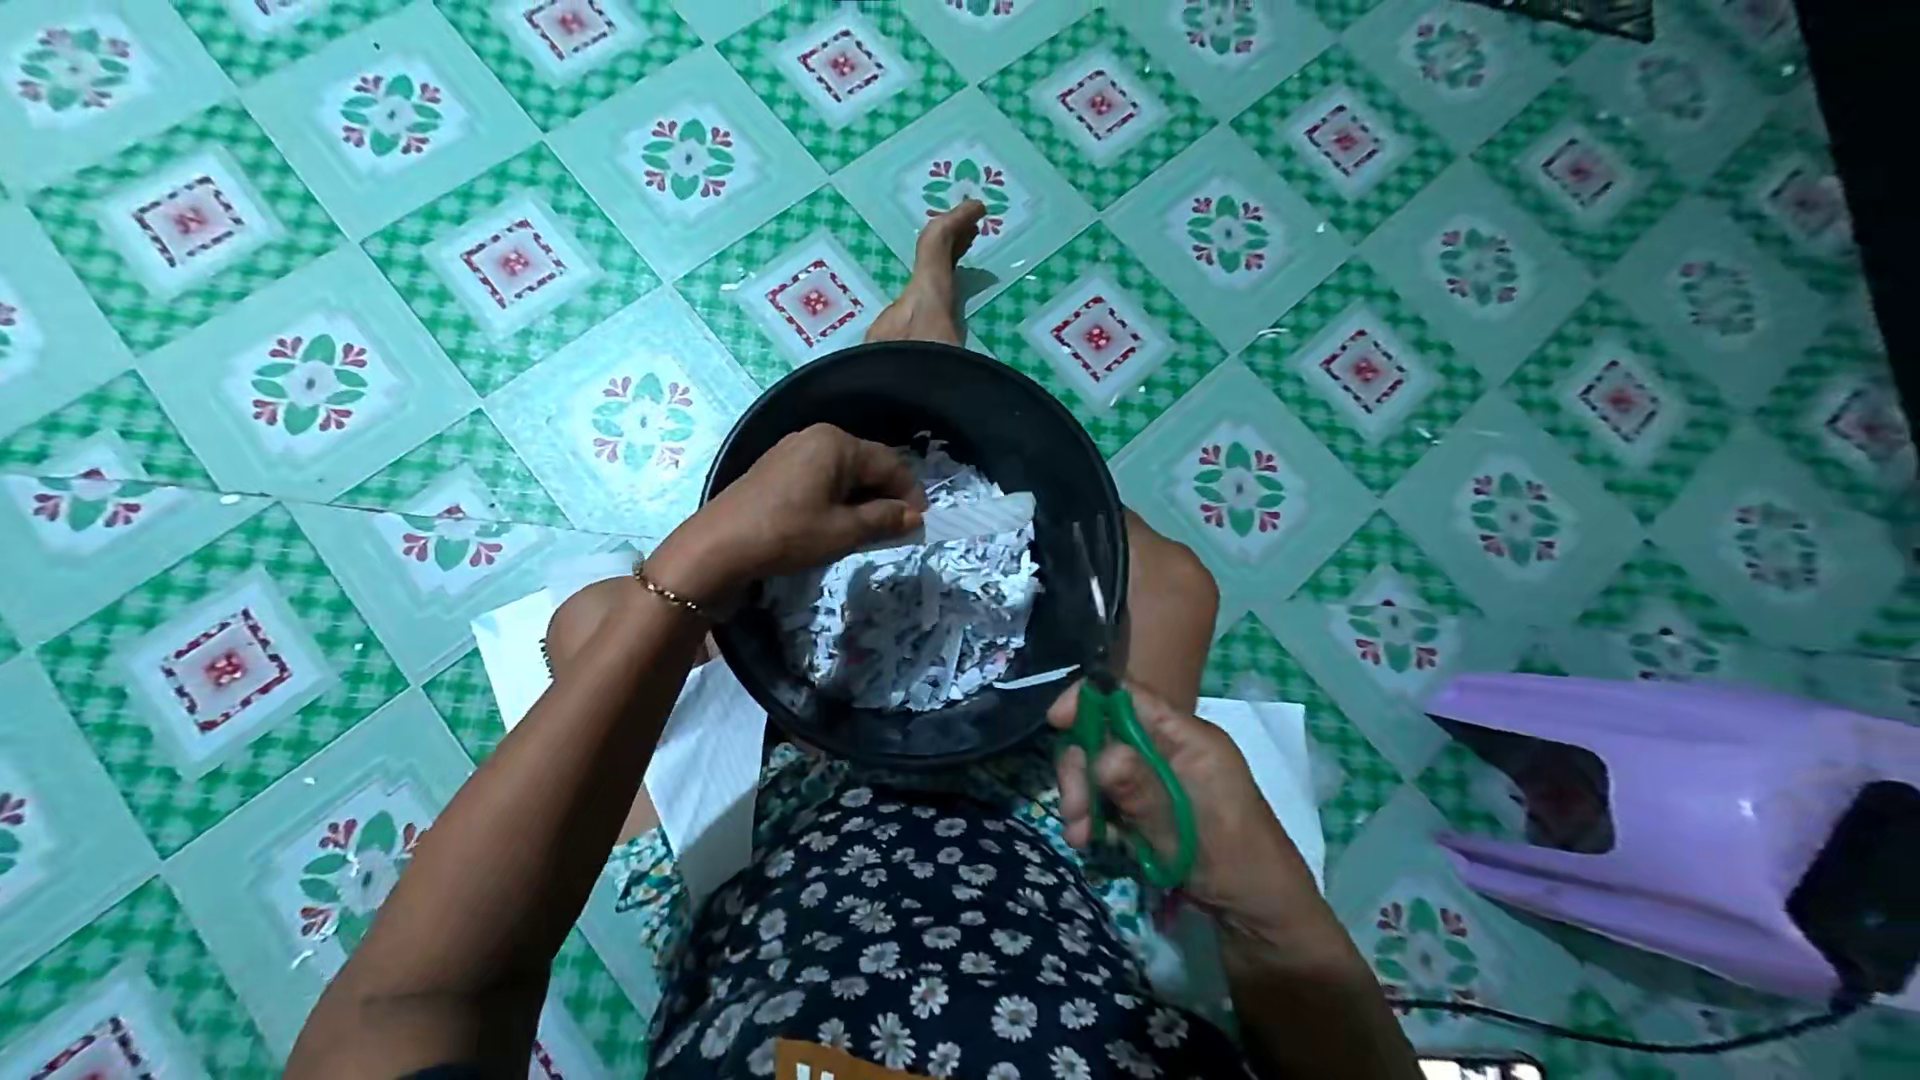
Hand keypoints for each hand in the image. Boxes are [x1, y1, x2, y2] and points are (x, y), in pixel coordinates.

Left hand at [648, 424, 925, 602]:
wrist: (717, 547)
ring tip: (870, 529)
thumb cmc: (787, 534)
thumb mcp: (843, 530)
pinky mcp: (778, 467)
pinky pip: (822, 476)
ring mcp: (793, 449)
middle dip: (887, 495)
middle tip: (897, 529)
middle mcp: (816, 436)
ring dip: (863, 498)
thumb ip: (884, 519)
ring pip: (845, 471)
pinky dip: (839, 496)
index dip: (910, 494)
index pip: (890, 464)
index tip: (919, 524)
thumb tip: (913, 517)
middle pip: (867, 463)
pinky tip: (839, 521)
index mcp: (837, 443)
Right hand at [1049, 682, 1327, 944]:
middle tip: (1072, 812)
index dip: (1089, 699)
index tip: (1056, 723)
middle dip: (1081, 767)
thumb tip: (1100, 755)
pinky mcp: (1152, 804)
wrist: (1265, 922)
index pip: (1130, 695)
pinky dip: (1095, 814)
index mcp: (1190, 739)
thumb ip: (1143, 792)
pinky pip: (1110, 795)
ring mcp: (1160, 777)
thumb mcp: (1189, 833)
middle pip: (1107, 733)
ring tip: (1080, 836)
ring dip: (1083, 797)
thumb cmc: (1240, 870)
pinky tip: (1091, 841)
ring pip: (1102, 766)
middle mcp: (1171, 749)